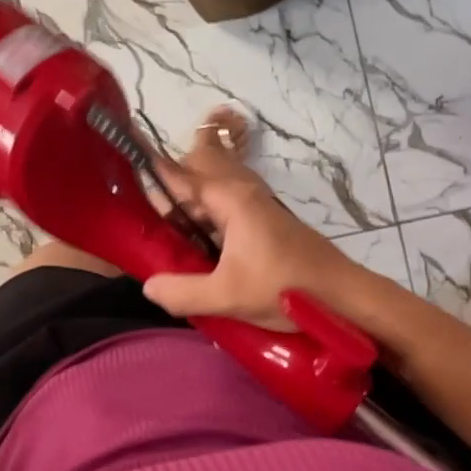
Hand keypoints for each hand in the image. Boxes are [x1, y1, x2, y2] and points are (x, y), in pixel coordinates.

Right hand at [140, 128, 358, 330]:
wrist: (346, 297)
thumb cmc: (288, 289)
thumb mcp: (228, 296)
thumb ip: (183, 292)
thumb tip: (148, 286)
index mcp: (229, 198)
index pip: (178, 174)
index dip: (150, 173)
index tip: (123, 173)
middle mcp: (239, 194)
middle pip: (190, 185)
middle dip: (165, 205)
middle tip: (148, 234)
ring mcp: (252, 209)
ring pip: (206, 204)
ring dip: (185, 222)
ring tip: (166, 249)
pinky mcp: (261, 226)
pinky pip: (220, 217)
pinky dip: (202, 231)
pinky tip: (195, 258)